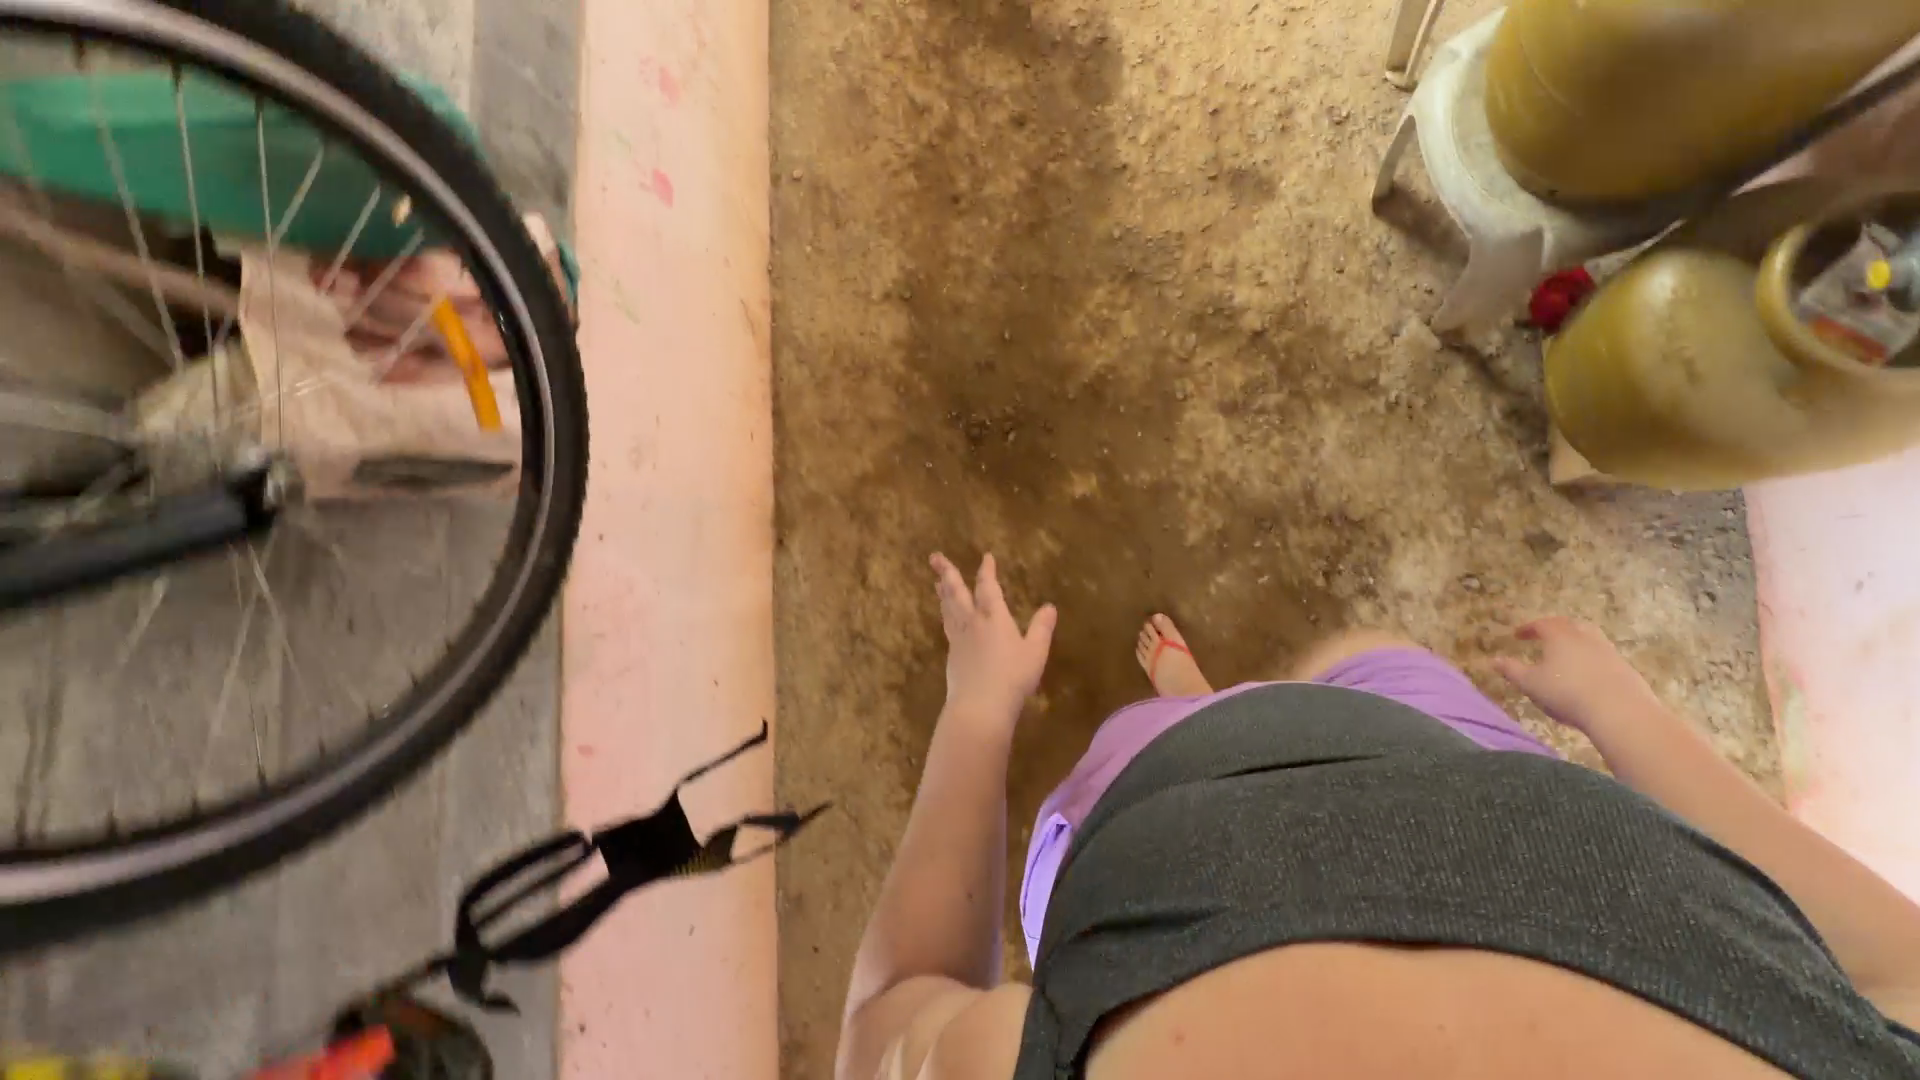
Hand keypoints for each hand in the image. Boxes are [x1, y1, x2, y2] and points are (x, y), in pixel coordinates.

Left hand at [931, 552, 1056, 725]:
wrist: (979, 706)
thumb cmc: (1012, 678)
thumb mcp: (1035, 653)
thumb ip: (1042, 628)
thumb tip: (1050, 607)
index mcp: (993, 617)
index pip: (988, 587)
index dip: (986, 571)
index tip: (986, 557)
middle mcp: (972, 622)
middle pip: (956, 592)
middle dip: (948, 573)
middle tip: (935, 557)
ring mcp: (958, 639)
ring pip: (948, 608)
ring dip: (943, 592)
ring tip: (937, 582)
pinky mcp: (951, 655)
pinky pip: (947, 626)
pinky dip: (946, 614)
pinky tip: (947, 617)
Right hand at [1493, 617, 1662, 734]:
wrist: (1620, 712)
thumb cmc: (1566, 693)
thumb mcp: (1530, 683)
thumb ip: (1511, 670)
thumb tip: (1493, 660)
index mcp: (1560, 637)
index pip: (1542, 624)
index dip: (1528, 628)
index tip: (1518, 635)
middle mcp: (1586, 638)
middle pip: (1571, 625)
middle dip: (1556, 628)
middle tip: (1545, 637)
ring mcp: (1609, 652)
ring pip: (1591, 638)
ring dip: (1577, 642)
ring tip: (1566, 655)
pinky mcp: (1626, 669)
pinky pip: (1604, 656)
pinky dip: (1591, 658)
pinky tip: (1586, 674)